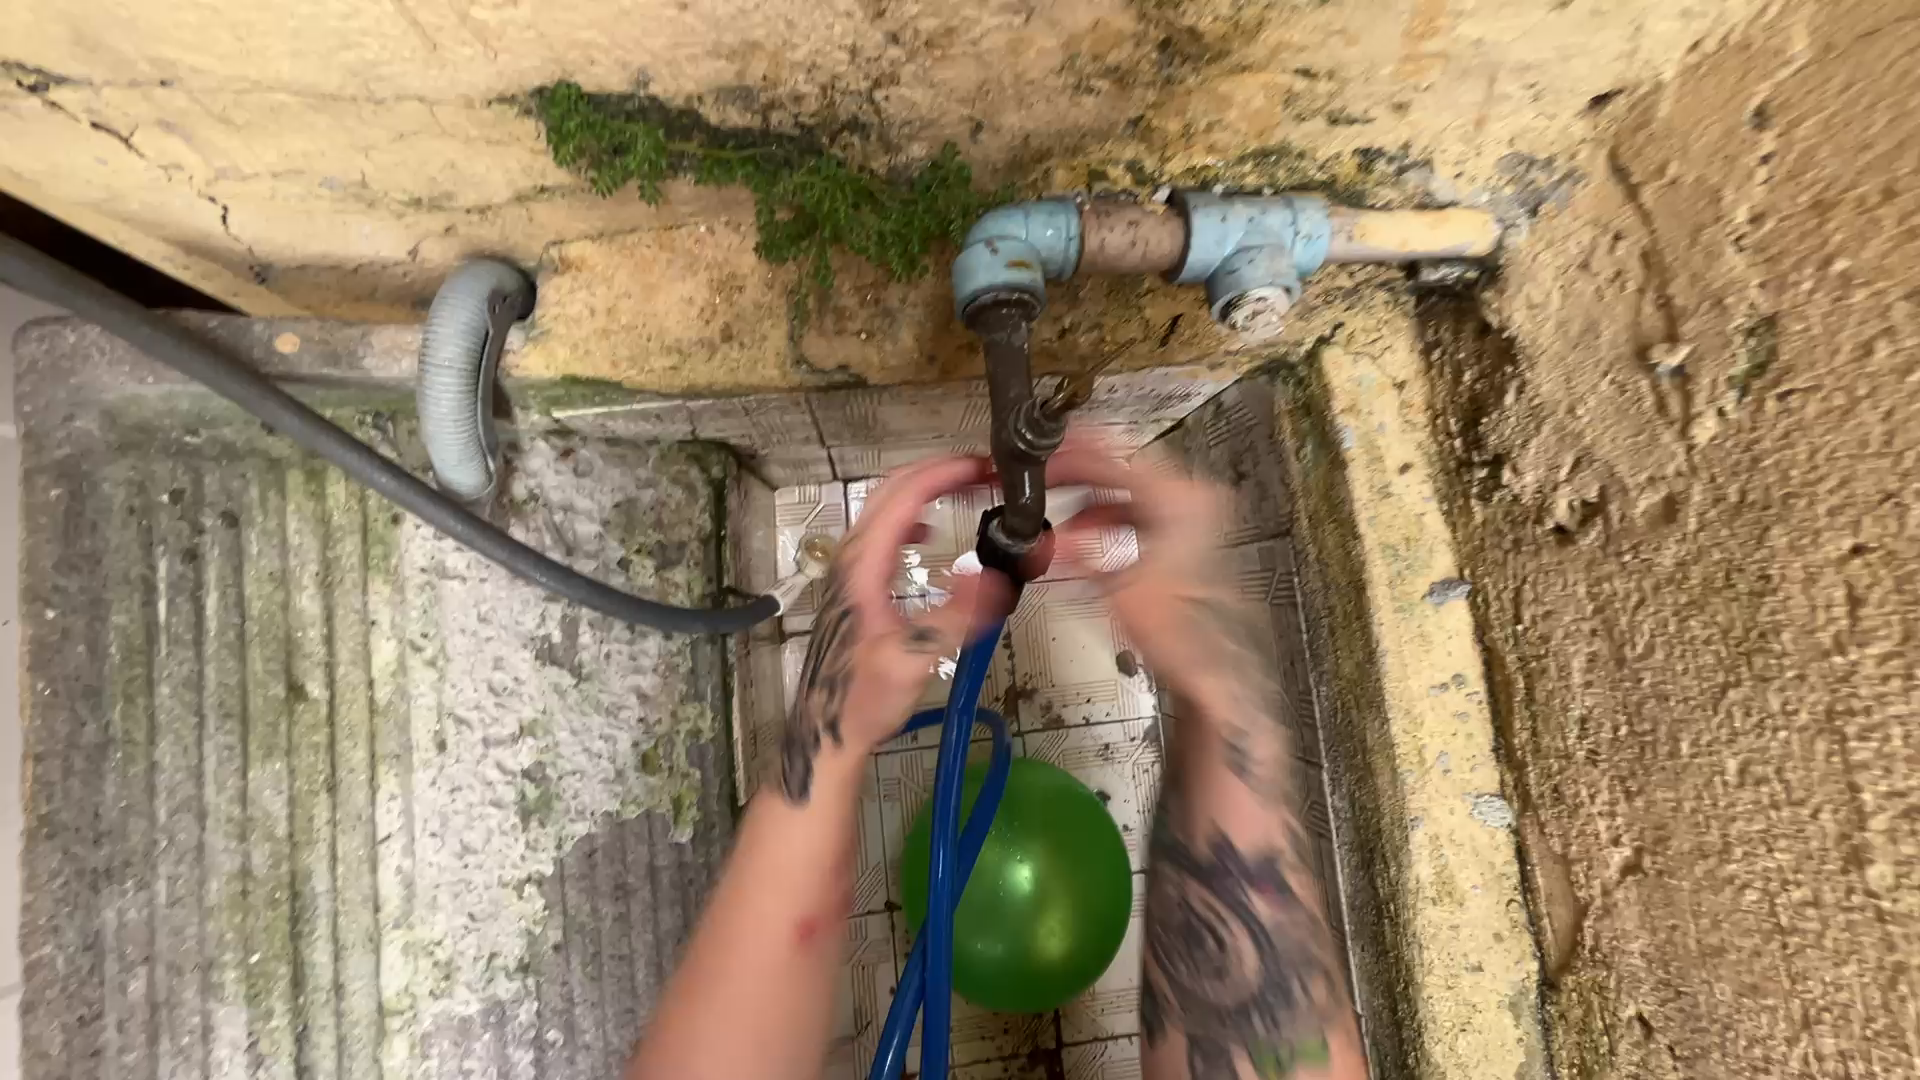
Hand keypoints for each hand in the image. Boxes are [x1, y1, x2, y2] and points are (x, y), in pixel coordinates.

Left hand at [780, 456, 1013, 803]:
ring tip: (964, 490)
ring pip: (884, 507)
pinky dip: (910, 517)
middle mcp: (851, 556)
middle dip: (937, 472)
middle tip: (982, 471)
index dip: (945, 473)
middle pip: (891, 490)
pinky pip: (882, 531)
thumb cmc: (864, 698)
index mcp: (863, 564)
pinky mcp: (853, 584)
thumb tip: (1000, 574)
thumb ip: (957, 615)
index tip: (985, 468)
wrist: (826, 730)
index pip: (904, 496)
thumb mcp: (915, 658)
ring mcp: (849, 568)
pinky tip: (929, 533)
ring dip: (924, 490)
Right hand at [1044, 441, 1244, 694]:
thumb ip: (1079, 552)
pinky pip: (1140, 509)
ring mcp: (1194, 515)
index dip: (1077, 453)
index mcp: (1181, 502)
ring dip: (1094, 497)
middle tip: (1050, 472)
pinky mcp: (1187, 533)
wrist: (1209, 664)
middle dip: (1082, 474)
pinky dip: (1111, 514)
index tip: (1051, 450)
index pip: (1118, 459)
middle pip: (1125, 467)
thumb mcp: (1115, 587)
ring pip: (1131, 488)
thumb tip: (1049, 538)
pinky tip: (1087, 530)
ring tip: (1063, 509)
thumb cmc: (1180, 631)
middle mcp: (1193, 500)